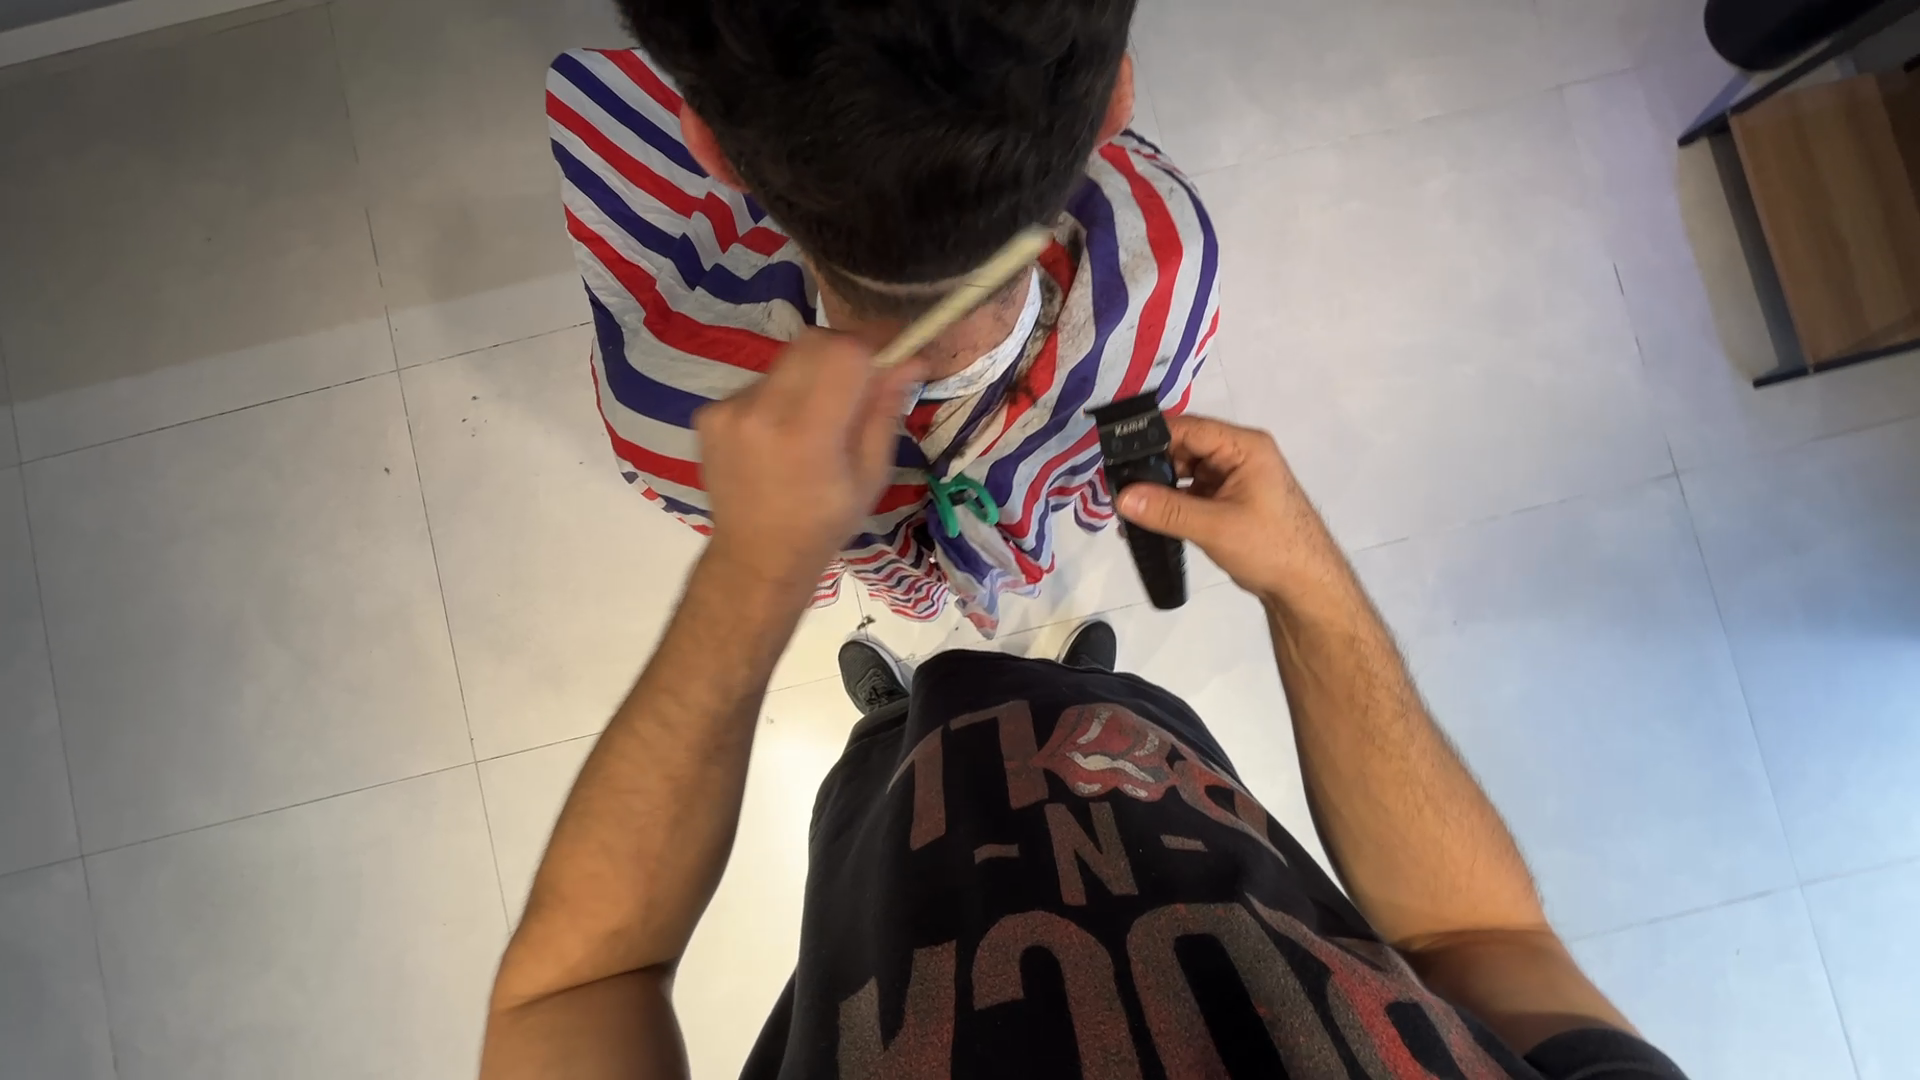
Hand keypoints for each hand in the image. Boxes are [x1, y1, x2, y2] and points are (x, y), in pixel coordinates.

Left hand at [694, 330, 924, 593]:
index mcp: (809, 435)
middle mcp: (762, 412)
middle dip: (846, 350)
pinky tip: (783, 434)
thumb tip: (910, 360)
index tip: (896, 346)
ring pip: (786, 360)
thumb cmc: (825, 524)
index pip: (845, 353)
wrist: (756, 556)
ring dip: (813, 374)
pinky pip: (760, 383)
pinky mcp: (710, 413)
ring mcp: (729, 410)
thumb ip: (884, 411)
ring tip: (819, 417)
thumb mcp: (870, 475)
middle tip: (864, 376)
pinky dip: (782, 395)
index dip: (875, 341)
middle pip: (814, 342)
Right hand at [1114, 415, 1345, 609]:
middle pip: (1184, 447)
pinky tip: (1146, 519)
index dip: (1152, 438)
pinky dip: (1170, 504)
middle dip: (1152, 466)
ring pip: (1185, 471)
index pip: (1189, 428)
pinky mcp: (1228, 500)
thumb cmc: (1270, 547)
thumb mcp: (1214, 526)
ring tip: (1128, 506)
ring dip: (1159, 487)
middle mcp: (1238, 455)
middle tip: (1117, 486)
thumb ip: (1165, 510)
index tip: (1116, 455)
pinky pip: (1191, 492)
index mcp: (1243, 447)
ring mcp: (1233, 478)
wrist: (1306, 586)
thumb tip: (1120, 498)